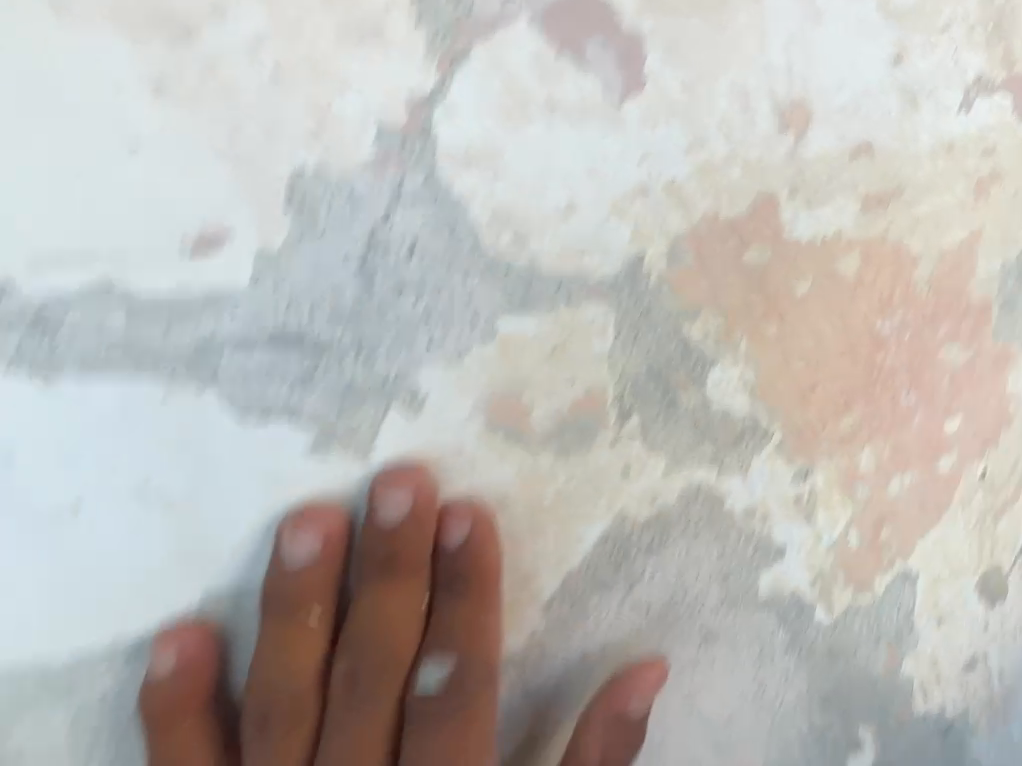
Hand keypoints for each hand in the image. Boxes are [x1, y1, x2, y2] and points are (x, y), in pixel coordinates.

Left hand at [138, 464, 667, 765]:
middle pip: (373, 670)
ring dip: (294, 610)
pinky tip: (179, 635)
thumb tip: (650, 666)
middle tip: (398, 483)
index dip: (466, 594)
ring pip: (282, 702)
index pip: (457, 677)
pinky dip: (173, 713)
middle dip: (391, 572)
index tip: (467, 513)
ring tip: (308, 520)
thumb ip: (599, 758)